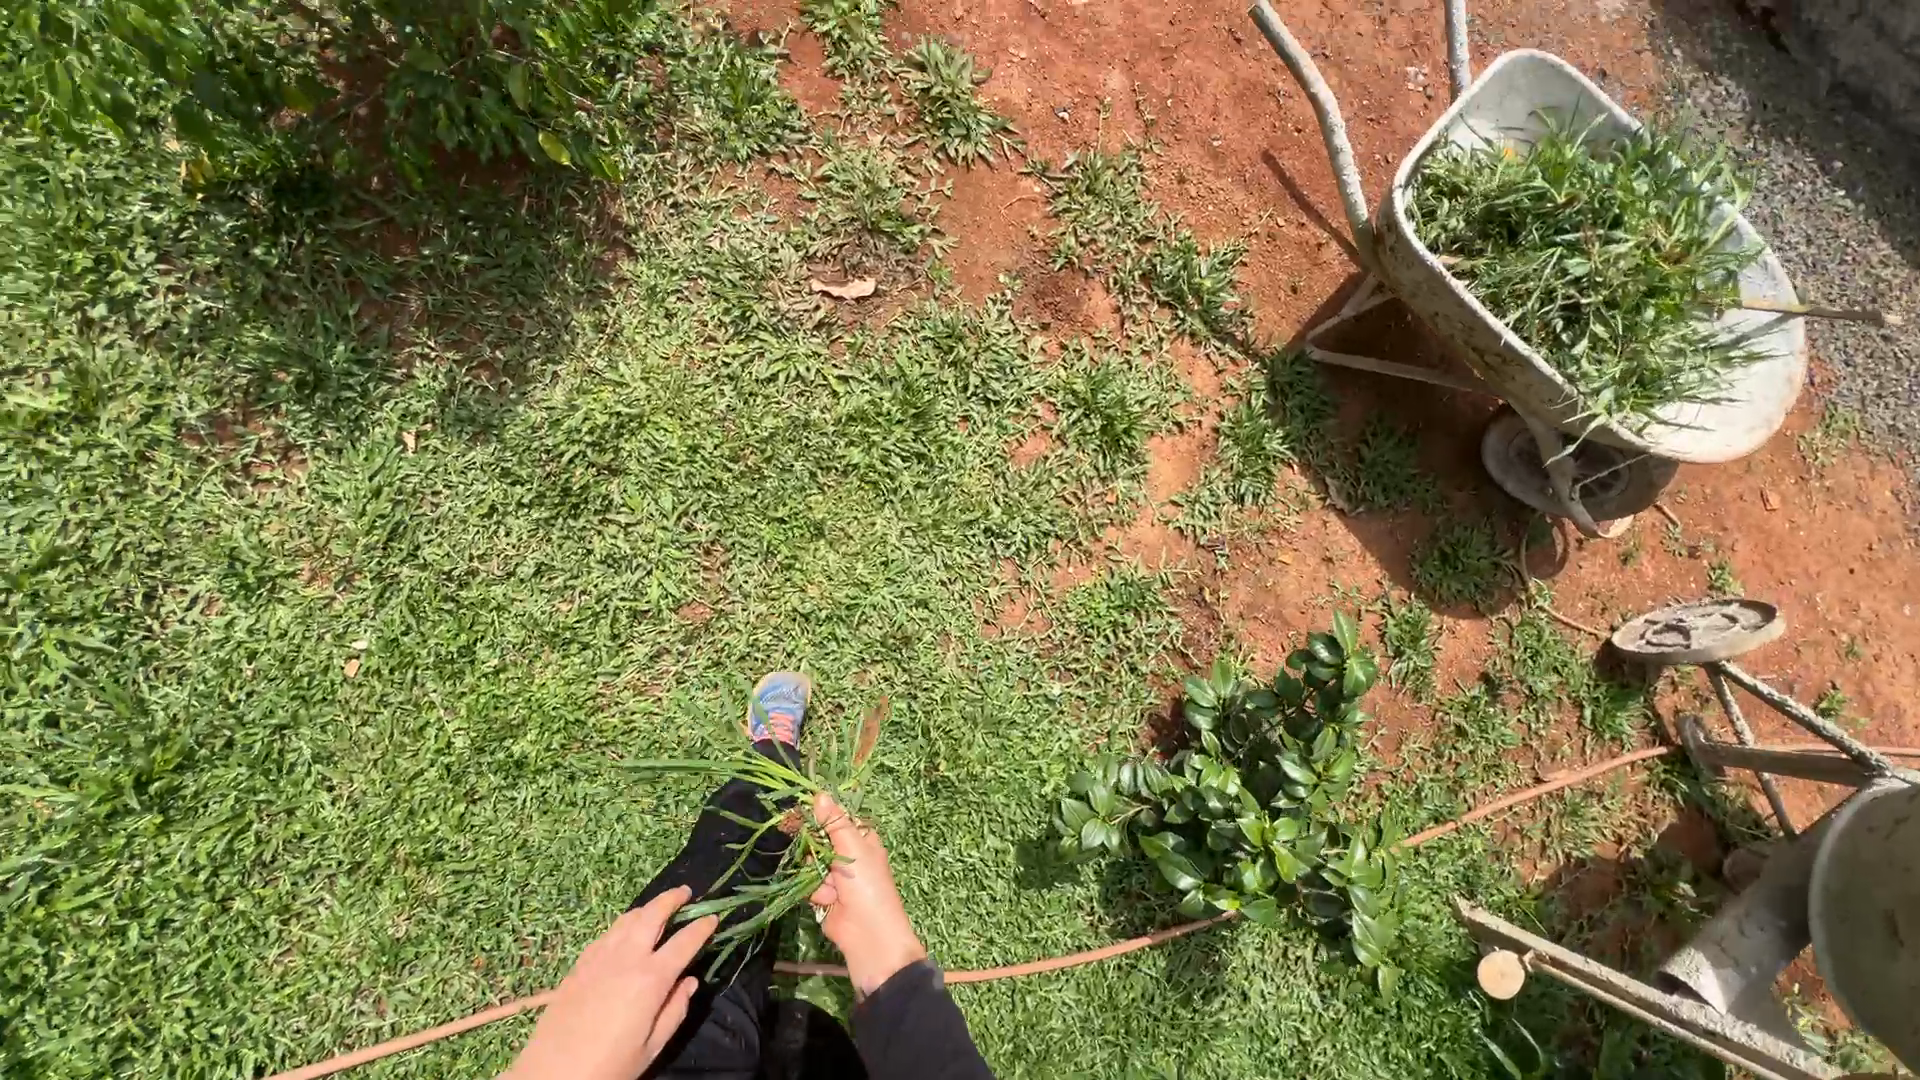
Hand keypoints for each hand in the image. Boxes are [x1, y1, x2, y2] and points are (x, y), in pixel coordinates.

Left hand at [503, 886, 716, 1079]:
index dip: (703, 927)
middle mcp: (627, 959)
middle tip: (686, 894)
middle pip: (654, 914)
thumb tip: (689, 981)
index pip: (685, 941)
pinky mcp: (579, 966)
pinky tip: (625, 934)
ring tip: (657, 908)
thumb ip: (675, 1011)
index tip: (714, 918)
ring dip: (647, 908)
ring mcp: (600, 958)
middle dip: (673, 899)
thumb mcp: (651, 1048)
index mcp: (651, 979)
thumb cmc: (607, 1069)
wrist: (548, 1079)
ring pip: (628, 918)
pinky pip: (607, 934)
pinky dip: (623, 926)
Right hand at [808, 793, 927, 995]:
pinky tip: (826, 901)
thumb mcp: (852, 848)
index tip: (803, 812)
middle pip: (821, 840)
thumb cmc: (867, 886)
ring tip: (830, 887)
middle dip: (815, 849)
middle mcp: (850, 854)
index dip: (821, 817)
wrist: (869, 936)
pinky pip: (809, 884)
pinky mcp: (825, 896)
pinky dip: (815, 892)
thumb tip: (819, 794)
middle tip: (818, 854)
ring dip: (816, 874)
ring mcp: (837, 877)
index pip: (837, 819)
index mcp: (863, 838)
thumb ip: (833, 822)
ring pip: (812, 863)